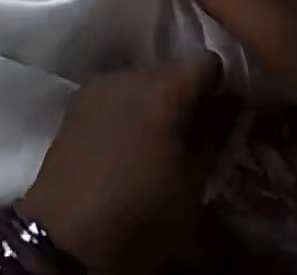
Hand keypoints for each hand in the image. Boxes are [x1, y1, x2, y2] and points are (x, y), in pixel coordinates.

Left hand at [20, 55, 236, 270]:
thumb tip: (231, 102)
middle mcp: (134, 72)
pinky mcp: (79, 96)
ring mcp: (102, 81)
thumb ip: (215, 133)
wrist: (65, 236)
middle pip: (174, 68)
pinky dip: (129, 104)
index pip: (208, 61)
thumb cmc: (140, 215)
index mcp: (166, 89)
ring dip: (156, 98)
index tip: (220, 112)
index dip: (219, 85)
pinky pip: (118, 89)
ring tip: (154, 137)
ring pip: (144, 77)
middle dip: (186, 93)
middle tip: (188, 131)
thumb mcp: (192, 185)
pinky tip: (125, 137)